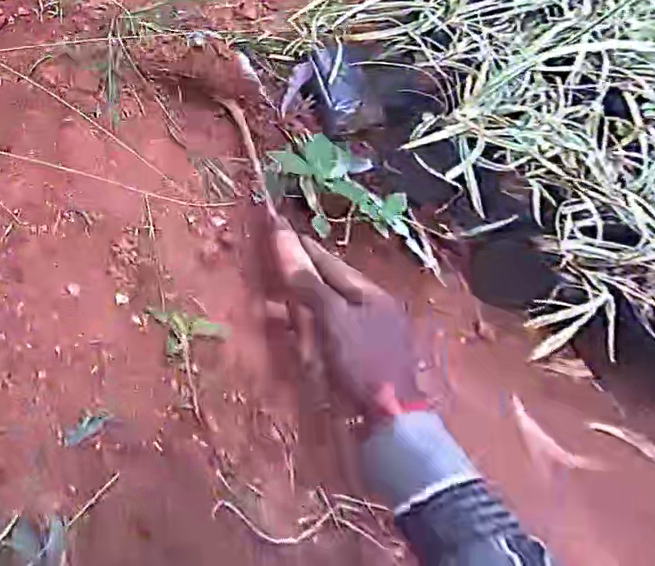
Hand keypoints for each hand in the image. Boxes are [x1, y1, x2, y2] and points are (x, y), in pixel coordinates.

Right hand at [270, 218, 424, 422]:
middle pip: (322, 281)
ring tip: (266, 294)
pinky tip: (283, 326)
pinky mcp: (353, 359)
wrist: (391, 430)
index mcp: (368, 292)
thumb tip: (281, 234)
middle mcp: (367, 308)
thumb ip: (305, 277)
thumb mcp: (331, 316)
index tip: (271, 225)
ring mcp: (362, 335)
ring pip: (319, 306)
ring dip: (293, 299)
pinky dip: (300, 324)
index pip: (324, 258)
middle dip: (293, 271)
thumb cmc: (363, 363)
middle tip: (263, 258)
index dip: (297, 243)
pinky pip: (320, 330)